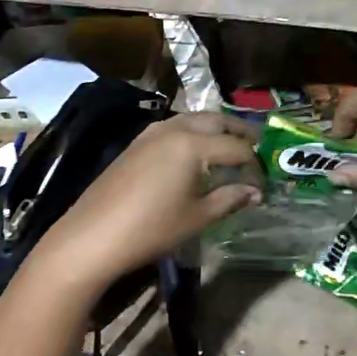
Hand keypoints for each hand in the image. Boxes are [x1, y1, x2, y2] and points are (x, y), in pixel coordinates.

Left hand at [26, 112, 261, 289]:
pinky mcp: (137, 143)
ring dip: (216, 129)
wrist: (92, 236)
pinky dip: (194, 133)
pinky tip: (197, 152)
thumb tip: (255, 192)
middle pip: (217, 121)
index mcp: (194, 144)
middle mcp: (175, 128)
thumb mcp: (197, 216)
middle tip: (259, 147)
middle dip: (241, 133)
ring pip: (194, 119)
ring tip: (231, 147)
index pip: (238, 148)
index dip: (256, 165)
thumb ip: (230, 198)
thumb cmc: (151, 228)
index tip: (264, 183)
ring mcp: (152, 132)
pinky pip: (175, 127)